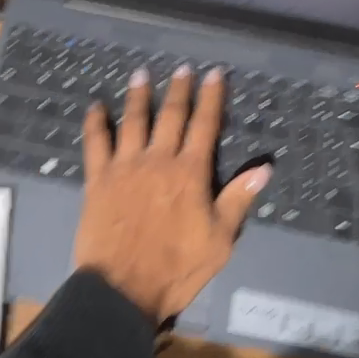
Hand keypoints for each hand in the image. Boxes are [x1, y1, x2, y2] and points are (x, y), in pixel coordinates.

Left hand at [72, 64, 272, 323]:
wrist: (122, 289)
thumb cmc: (176, 269)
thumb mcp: (220, 241)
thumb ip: (238, 201)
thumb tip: (264, 168)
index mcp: (190, 173)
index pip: (205, 126)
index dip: (211, 98)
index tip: (214, 74)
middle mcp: (158, 160)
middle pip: (170, 115)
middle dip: (179, 89)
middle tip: (182, 68)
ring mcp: (125, 166)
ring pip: (133, 121)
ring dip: (138, 95)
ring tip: (141, 74)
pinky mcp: (98, 179)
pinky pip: (95, 143)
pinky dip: (95, 122)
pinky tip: (95, 106)